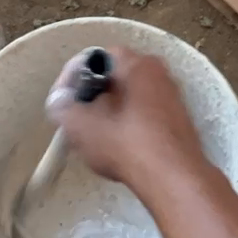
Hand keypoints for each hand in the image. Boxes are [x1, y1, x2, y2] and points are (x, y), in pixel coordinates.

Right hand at [47, 48, 207, 189]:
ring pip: (130, 98)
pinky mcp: (179, 122)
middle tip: (77, 118)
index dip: (72, 78)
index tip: (62, 101)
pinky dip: (128, 126)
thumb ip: (62, 108)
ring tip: (94, 137)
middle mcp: (159, 72)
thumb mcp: (81, 126)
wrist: (174, 179)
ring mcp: (173, 97)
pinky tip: (119, 149)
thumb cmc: (126, 144)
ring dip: (110, 113)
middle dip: (92, 96)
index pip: (95, 58)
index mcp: (137, 63)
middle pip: (114, 78)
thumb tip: (58, 101)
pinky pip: (145, 115)